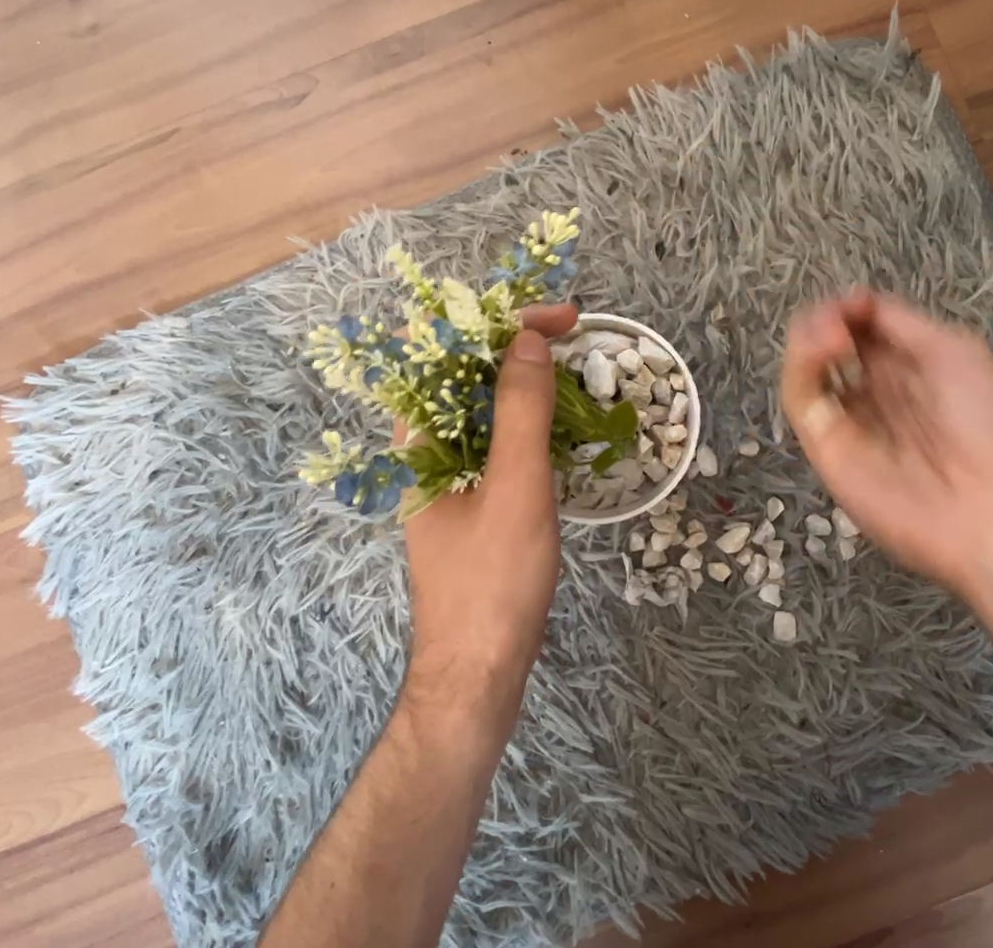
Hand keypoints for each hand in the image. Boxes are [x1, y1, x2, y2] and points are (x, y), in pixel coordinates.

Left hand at [399, 303, 576, 720]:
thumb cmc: (493, 582)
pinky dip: (529, 425)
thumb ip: (519, 410)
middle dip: (515, 347)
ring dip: (525, 384)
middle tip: (574, 337)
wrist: (479, 674)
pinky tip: (562, 425)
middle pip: (463, 378)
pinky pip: (497, 447)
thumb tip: (527, 339)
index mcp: (417, 444)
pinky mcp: (473, 506)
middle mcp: (425, 456)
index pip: (446, 355)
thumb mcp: (515, 488)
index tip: (559, 319)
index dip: (499, 323)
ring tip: (575, 371)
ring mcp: (449, 482)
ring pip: (483, 413)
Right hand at [780, 290, 992, 595]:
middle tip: (836, 317)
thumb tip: (851, 300)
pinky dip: (801, 366)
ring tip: (830, 332)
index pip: (863, 330)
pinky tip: (823, 347)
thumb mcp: (954, 351)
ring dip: (809, 339)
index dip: (850, 310)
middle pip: (831, 348)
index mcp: (911, 372)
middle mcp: (875, 395)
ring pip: (809, 371)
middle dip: (826, 321)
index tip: (853, 301)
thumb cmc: (990, 421)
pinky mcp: (824, 449)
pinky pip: (801, 401)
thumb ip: (897, 322)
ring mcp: (848, 423)